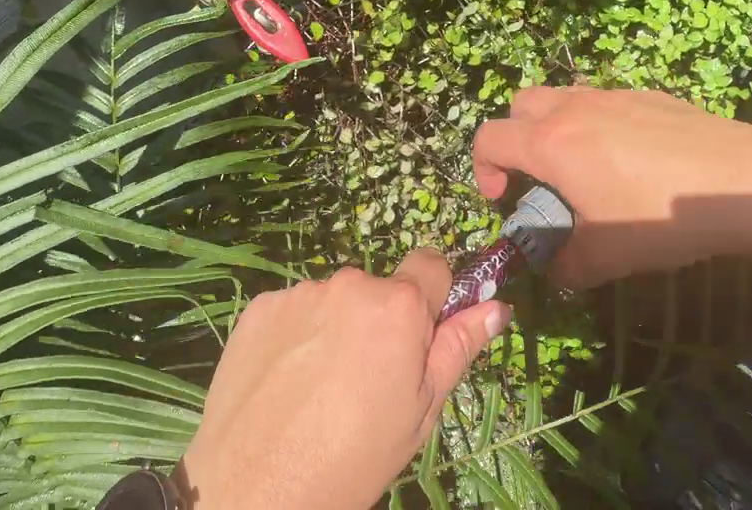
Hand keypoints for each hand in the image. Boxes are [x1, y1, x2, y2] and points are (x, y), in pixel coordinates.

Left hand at [175, 251, 507, 509]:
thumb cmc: (354, 457)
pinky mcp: (259, 307)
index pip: (431, 264)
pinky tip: (286, 382)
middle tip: (365, 381)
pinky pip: (293, 311)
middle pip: (379, 289)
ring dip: (336, 328)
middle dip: (379, 321)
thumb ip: (458, 348)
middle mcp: (349, 283)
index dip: (431, 298)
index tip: (418, 337)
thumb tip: (497, 306)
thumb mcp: (421, 411)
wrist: (254, 491)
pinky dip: (295, 336)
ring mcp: (299, 292)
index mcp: (398, 305)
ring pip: (334, 301)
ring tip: (319, 389)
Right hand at [472, 86, 751, 287]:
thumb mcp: (606, 256)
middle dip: (515, 137)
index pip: (489, 138)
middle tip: (538, 177)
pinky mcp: (649, 95)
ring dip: (555, 125)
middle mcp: (574, 109)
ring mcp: (613, 95)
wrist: (742, 180)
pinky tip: (633, 159)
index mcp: (552, 144)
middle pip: (520, 104)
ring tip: (583, 166)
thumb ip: (566, 266)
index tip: (503, 199)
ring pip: (563, 95)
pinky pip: (604, 100)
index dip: (482, 168)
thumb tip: (556, 268)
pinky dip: (597, 122)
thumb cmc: (660, 216)